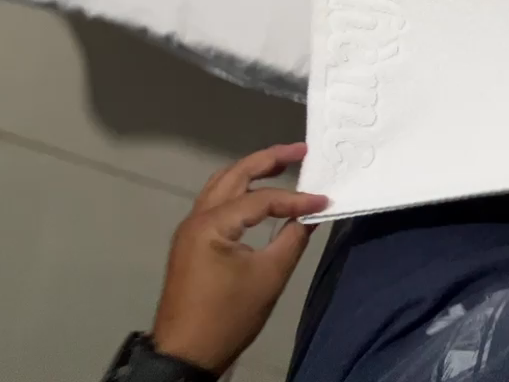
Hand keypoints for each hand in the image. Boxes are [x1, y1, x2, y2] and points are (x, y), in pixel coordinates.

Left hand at [151, 143, 328, 371]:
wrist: (184, 358)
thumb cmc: (228, 317)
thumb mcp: (269, 277)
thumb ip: (293, 237)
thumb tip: (312, 213)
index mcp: (213, 224)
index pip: (262, 199)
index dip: (295, 198)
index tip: (324, 200)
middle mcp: (197, 217)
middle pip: (236, 174)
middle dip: (269, 159)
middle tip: (301, 150)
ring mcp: (191, 229)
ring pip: (223, 184)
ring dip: (252, 170)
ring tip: (282, 163)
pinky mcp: (192, 242)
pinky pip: (217, 201)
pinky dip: (240, 189)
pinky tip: (259, 194)